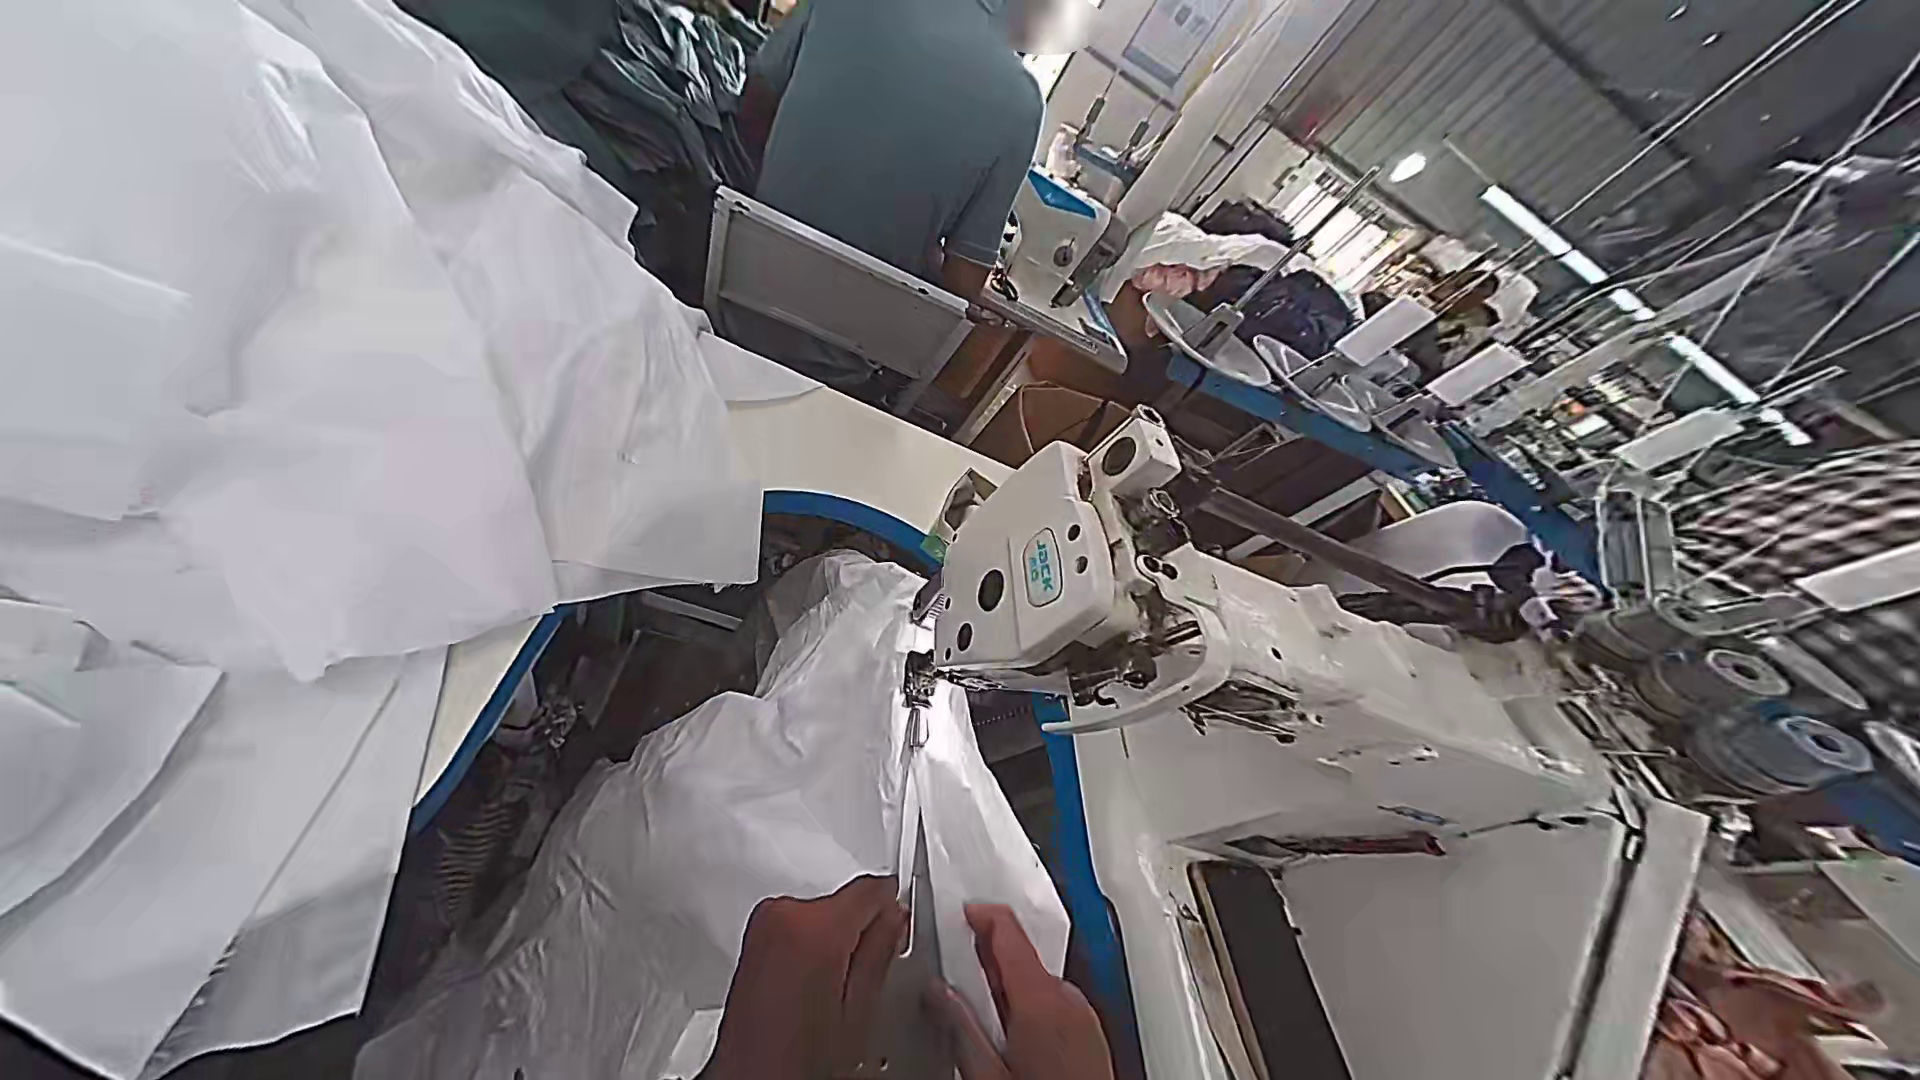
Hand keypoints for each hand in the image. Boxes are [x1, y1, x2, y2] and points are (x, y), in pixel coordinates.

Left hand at [702, 875, 908, 1079]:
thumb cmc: (791, 1065)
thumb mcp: (857, 1012)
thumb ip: (881, 952)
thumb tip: (893, 919)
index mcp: (816, 928)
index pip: (871, 888)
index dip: (891, 908)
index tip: (896, 927)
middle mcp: (785, 914)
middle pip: (846, 901)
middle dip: (860, 929)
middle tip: (863, 975)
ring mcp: (765, 922)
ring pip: (822, 911)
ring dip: (833, 937)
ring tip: (829, 989)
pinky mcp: (754, 935)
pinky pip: (798, 922)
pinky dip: (809, 943)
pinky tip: (809, 985)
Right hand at [924, 903, 1113, 1079]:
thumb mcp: (986, 1072)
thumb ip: (960, 1023)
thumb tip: (937, 992)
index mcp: (1039, 995)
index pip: (1007, 927)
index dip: (980, 913)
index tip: (962, 913)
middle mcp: (1067, 997)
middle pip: (1022, 954)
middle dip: (990, 960)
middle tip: (962, 975)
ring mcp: (1083, 1015)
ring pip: (1038, 981)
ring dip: (1012, 987)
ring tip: (988, 1018)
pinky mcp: (1091, 1033)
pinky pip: (1057, 1002)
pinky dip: (1034, 1006)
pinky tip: (1018, 1037)